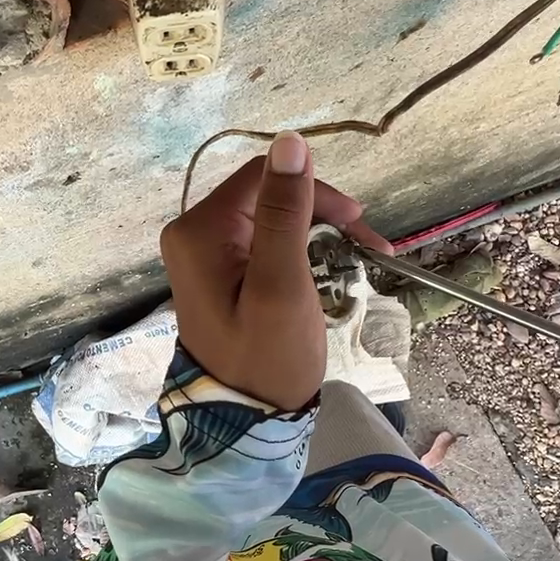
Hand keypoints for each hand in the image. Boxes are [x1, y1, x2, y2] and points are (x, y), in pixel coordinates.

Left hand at [160, 132, 388, 410]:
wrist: (241, 420)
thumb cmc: (265, 358)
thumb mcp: (281, 285)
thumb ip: (284, 212)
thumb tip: (289, 141)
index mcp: (198, 230)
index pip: (262, 177)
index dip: (314, 191)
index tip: (357, 225)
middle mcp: (192, 233)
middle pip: (266, 195)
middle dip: (320, 215)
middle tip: (368, 249)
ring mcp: (202, 253)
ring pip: (269, 217)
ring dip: (316, 233)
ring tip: (359, 262)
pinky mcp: (217, 272)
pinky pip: (262, 242)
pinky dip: (299, 252)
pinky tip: (329, 269)